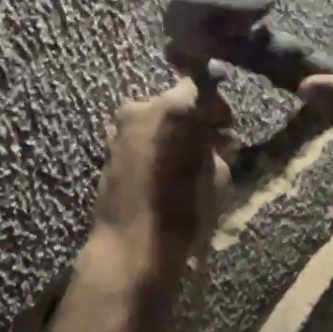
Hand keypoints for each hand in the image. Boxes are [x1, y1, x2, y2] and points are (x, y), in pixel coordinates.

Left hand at [87, 78, 232, 288]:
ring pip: (153, 120)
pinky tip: (163, 172)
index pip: (201, 85)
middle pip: (173, 103)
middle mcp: (141, 109)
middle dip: (192, 120)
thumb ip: (213, 147)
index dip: (216, 106)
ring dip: (170, 134)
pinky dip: (151, 147)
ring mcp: (119, 129)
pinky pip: (137, 138)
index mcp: (174, 109)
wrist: (132, 247)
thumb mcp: (217, 177)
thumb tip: (211, 141)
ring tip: (185, 161)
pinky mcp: (106, 150)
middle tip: (210, 145)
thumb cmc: (184, 212)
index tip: (226, 125)